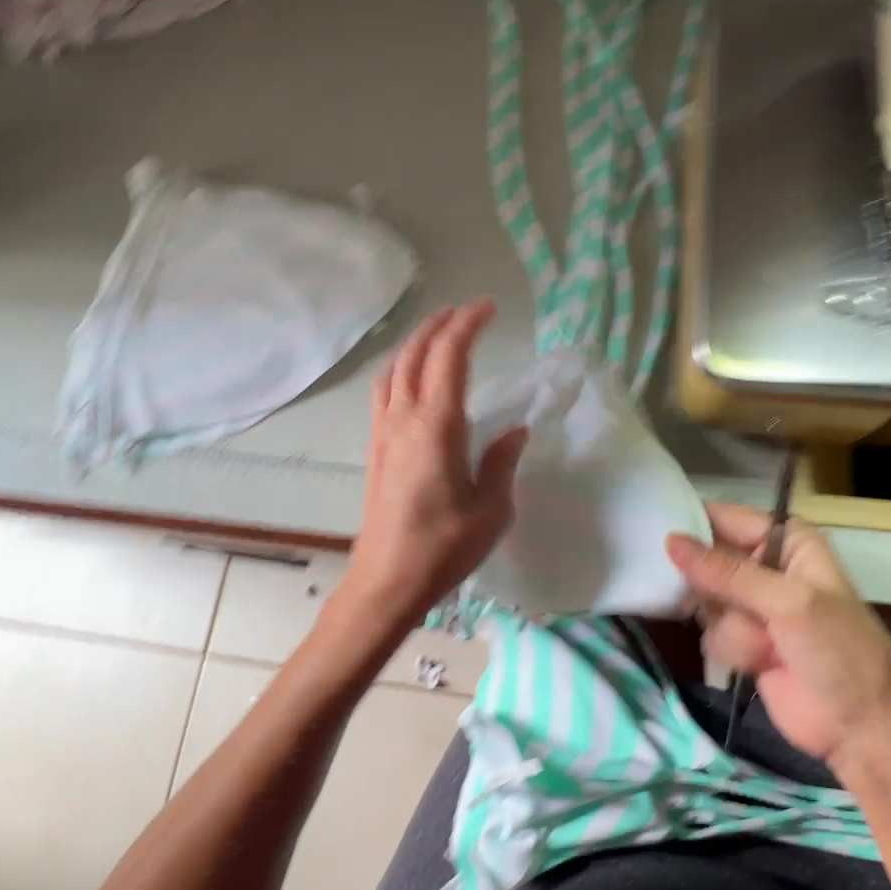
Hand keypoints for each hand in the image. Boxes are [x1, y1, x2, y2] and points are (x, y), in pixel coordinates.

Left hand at [339, 301, 528, 627]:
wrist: (386, 581)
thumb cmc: (443, 549)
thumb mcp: (491, 510)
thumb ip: (502, 463)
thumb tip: (514, 431)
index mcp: (436, 426)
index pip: (449, 357)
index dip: (467, 325)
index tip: (488, 307)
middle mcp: (404, 419)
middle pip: (416, 354)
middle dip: (440, 324)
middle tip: (467, 312)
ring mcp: (384, 433)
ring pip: (394, 369)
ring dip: (415, 343)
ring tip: (438, 334)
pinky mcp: (376, 450)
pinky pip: (383, 392)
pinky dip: (400, 368)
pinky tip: (411, 378)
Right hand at [666, 503, 890, 765]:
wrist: (862, 726)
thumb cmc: (840, 651)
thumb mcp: (788, 602)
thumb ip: (727, 573)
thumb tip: (670, 540)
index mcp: (788, 542)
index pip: (729, 519)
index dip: (695, 524)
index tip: (657, 534)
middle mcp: (768, 568)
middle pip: (708, 560)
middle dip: (709, 586)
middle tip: (722, 603)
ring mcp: (753, 608)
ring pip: (706, 601)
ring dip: (731, 627)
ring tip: (765, 646)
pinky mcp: (743, 644)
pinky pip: (711, 633)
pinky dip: (731, 649)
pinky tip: (758, 663)